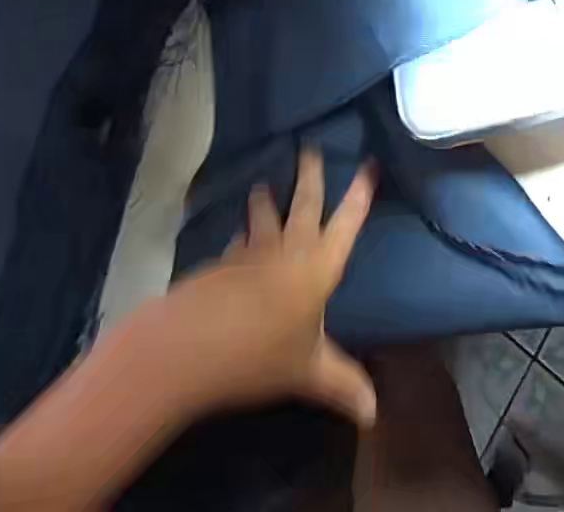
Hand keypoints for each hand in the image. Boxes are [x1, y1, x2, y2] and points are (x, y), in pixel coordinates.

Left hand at [145, 148, 378, 425]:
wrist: (189, 346)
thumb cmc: (261, 351)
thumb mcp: (308, 370)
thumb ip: (342, 384)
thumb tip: (375, 415)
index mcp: (319, 264)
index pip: (348, 221)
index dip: (361, 192)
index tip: (369, 162)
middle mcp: (289, 248)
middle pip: (304, 203)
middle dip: (310, 175)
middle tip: (308, 147)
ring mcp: (252, 253)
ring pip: (263, 218)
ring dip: (263, 202)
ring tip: (260, 187)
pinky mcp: (221, 265)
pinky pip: (235, 246)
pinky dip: (238, 240)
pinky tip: (232, 244)